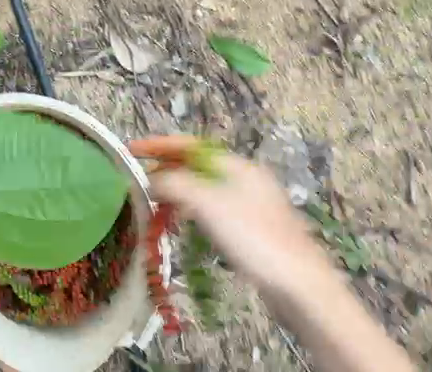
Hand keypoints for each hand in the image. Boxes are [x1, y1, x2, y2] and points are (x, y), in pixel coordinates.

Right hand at [132, 136, 336, 297]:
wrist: (301, 287)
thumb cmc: (253, 237)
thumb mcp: (205, 203)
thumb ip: (172, 183)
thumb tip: (150, 180)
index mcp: (237, 165)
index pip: (189, 144)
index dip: (158, 145)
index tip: (130, 149)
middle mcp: (246, 179)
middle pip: (196, 165)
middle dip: (166, 169)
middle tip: (140, 178)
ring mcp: (252, 205)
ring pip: (204, 188)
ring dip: (177, 191)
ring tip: (156, 202)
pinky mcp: (254, 229)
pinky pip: (213, 208)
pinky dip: (192, 210)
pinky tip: (184, 224)